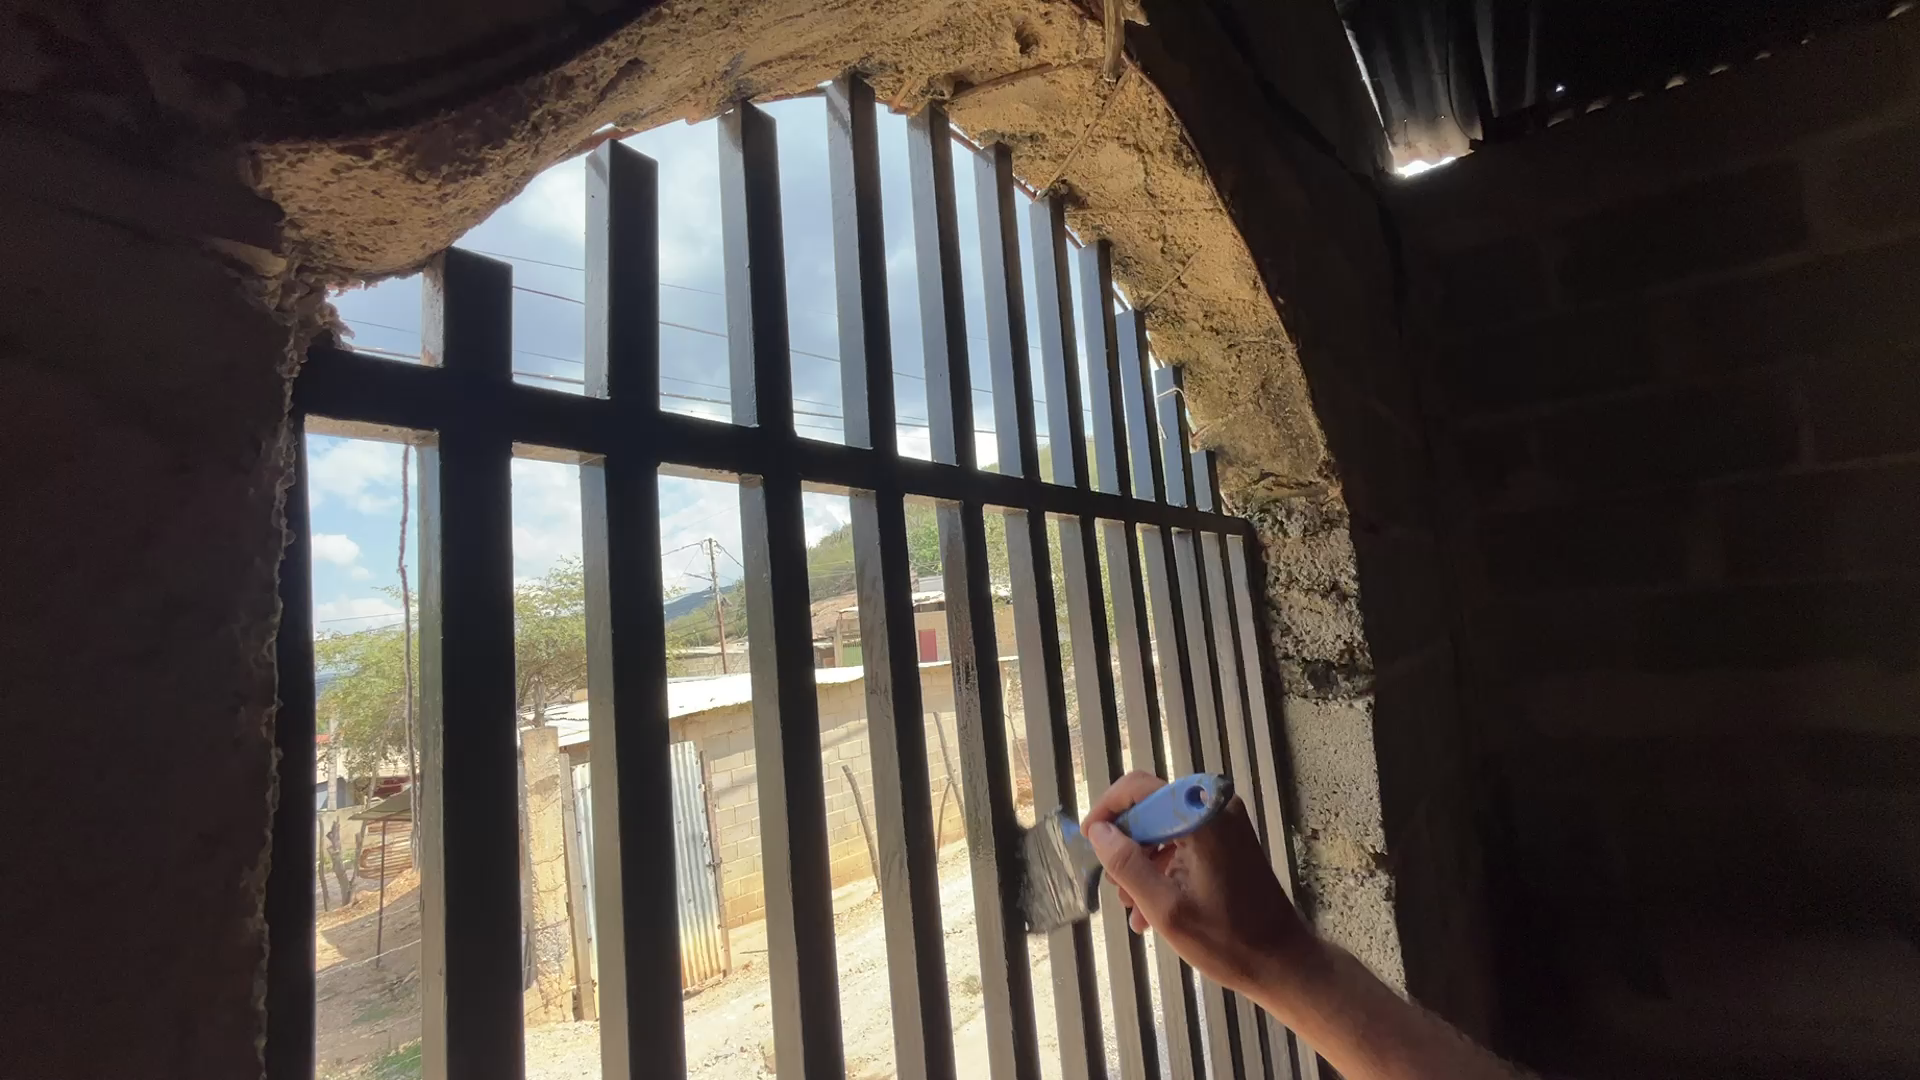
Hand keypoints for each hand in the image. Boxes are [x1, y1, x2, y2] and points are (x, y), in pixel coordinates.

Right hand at [1082, 771, 1314, 997]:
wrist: (1285, 965)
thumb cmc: (1227, 940)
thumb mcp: (1165, 908)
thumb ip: (1127, 864)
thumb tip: (1099, 832)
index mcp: (1201, 816)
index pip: (1139, 788)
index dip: (1108, 809)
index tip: (1091, 838)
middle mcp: (1214, 808)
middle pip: (1151, 806)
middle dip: (1126, 843)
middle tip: (1112, 881)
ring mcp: (1225, 823)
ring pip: (1165, 826)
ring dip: (1143, 860)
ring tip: (1130, 905)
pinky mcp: (1229, 840)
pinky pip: (1183, 839)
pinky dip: (1164, 865)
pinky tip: (1150, 908)